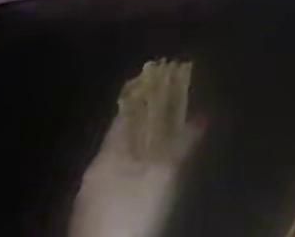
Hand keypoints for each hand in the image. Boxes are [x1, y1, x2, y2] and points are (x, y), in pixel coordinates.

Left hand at [68, 106, 204, 236]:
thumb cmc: (133, 212)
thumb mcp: (164, 175)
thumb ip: (182, 143)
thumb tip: (202, 116)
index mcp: (106, 156)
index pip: (125, 115)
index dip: (146, 97)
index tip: (165, 81)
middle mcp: (95, 170)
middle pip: (124, 136)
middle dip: (150, 122)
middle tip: (175, 110)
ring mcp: (92, 194)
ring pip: (122, 158)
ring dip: (144, 146)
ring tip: (169, 140)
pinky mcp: (95, 214)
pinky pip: (119, 178)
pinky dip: (138, 166)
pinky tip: (151, 175)